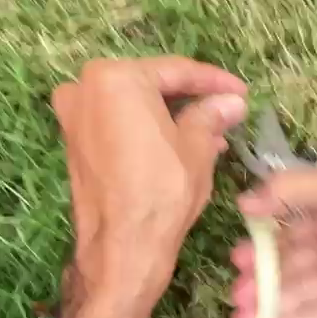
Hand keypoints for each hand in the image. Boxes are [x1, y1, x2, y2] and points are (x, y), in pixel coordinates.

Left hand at [53, 57, 247, 311]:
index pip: (176, 71)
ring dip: (173, 116)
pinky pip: (120, 125)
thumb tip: (232, 102)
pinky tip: (182, 144)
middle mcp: (84, 88)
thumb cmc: (163, 190)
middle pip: (151, 85)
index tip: (242, 91)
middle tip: (227, 110)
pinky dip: (150, 130)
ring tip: (213, 133)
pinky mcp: (75, 144)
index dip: (214, 81)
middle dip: (192, 99)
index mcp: (115, 78)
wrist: (123, 247)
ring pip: (135, 106)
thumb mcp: (197, 146)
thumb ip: (211, 115)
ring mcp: (74, 117)